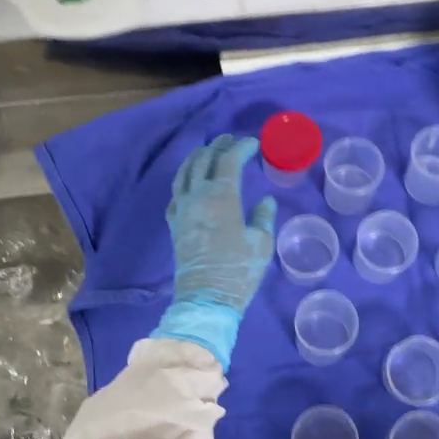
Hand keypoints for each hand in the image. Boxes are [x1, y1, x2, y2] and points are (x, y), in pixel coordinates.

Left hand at [149, 135, 275, 368]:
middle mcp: (197, 196)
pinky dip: (185, 179)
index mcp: (221, 196)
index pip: (229, 161)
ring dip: (197, 158)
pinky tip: (191, 181)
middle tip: (230, 140)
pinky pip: (176, 192)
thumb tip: (264, 201)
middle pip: (203, 160)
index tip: (253, 143)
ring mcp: (181, 209)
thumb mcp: (261, 243)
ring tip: (208, 152)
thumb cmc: (238, 270)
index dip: (241, 148)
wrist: (206, 298)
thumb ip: (263, 217)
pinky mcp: (174, 223)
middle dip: (217, 146)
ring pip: (185, 172)